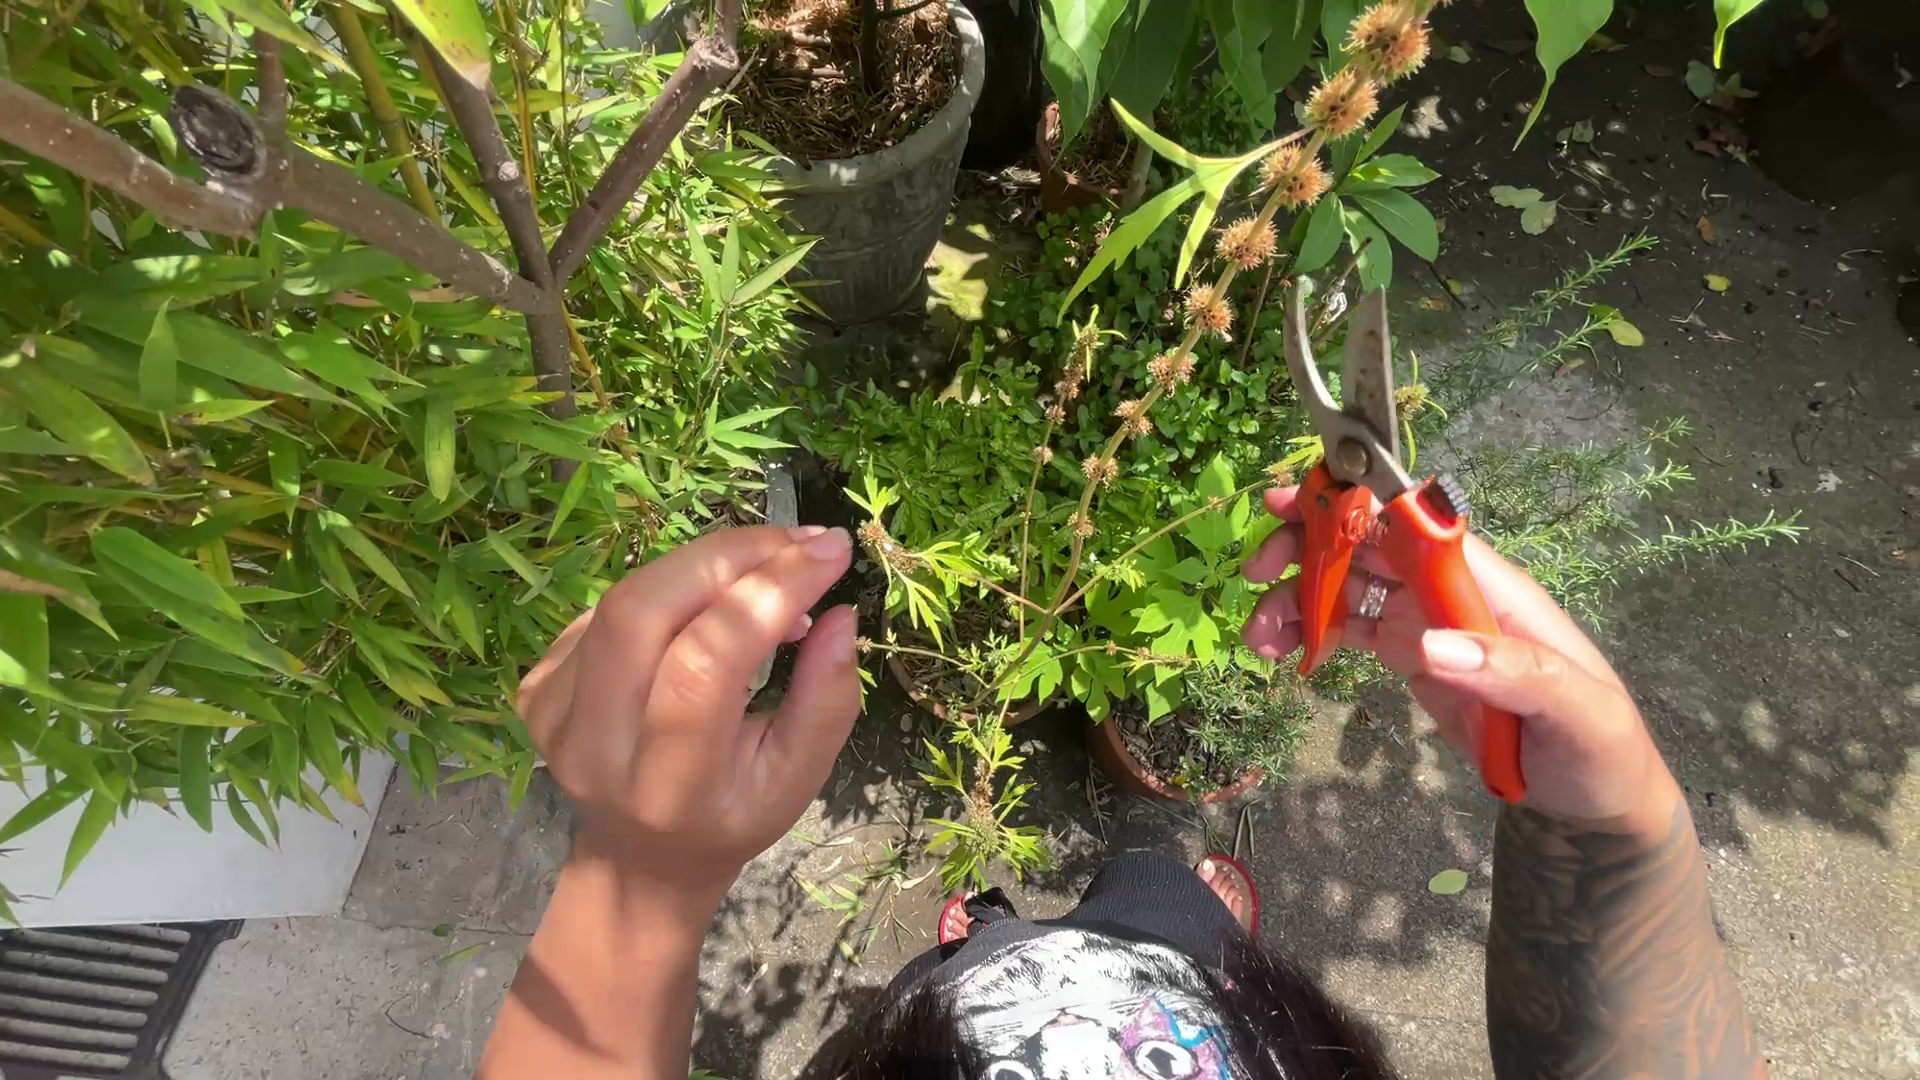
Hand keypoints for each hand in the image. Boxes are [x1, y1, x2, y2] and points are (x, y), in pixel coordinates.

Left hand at [517, 525, 861, 907]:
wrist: (640, 855)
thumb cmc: (733, 815)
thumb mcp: (800, 776)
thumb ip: (828, 698)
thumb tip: (841, 612)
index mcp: (667, 783)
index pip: (708, 662)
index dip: (771, 591)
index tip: (832, 551)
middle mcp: (592, 744)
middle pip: (647, 608)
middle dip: (735, 555)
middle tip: (801, 543)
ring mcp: (553, 709)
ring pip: (630, 593)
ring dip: (712, 561)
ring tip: (772, 568)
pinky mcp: (541, 681)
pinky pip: (617, 603)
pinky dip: (680, 584)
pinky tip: (716, 602)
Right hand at [1241, 486, 1677, 828]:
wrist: (1585, 792)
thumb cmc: (1593, 745)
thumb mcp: (1573, 711)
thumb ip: (1509, 671)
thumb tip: (1428, 644)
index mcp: (1482, 583)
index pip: (1408, 524)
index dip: (1350, 506)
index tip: (1291, 504)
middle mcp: (1443, 589)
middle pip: (1360, 546)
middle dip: (1303, 550)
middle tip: (1257, 573)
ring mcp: (1420, 618)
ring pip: (1341, 586)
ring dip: (1294, 601)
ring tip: (1259, 637)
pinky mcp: (1404, 650)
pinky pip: (1344, 626)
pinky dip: (1307, 632)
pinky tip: (1282, 652)